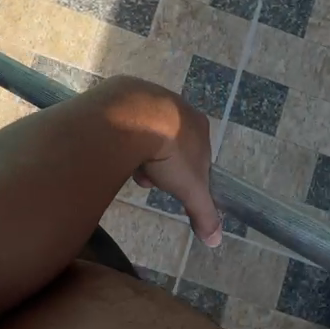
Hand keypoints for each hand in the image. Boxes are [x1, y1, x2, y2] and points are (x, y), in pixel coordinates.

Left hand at [96, 78, 223, 247]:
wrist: (133, 116)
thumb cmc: (169, 152)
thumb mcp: (192, 190)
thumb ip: (205, 213)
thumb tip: (215, 240)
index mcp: (198, 124)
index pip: (197, 153)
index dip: (185, 173)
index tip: (172, 186)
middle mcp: (176, 103)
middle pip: (170, 141)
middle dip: (159, 163)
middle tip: (146, 178)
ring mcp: (149, 92)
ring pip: (146, 128)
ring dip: (139, 148)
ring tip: (128, 164)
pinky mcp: (122, 88)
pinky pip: (124, 115)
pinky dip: (121, 130)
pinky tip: (114, 142)